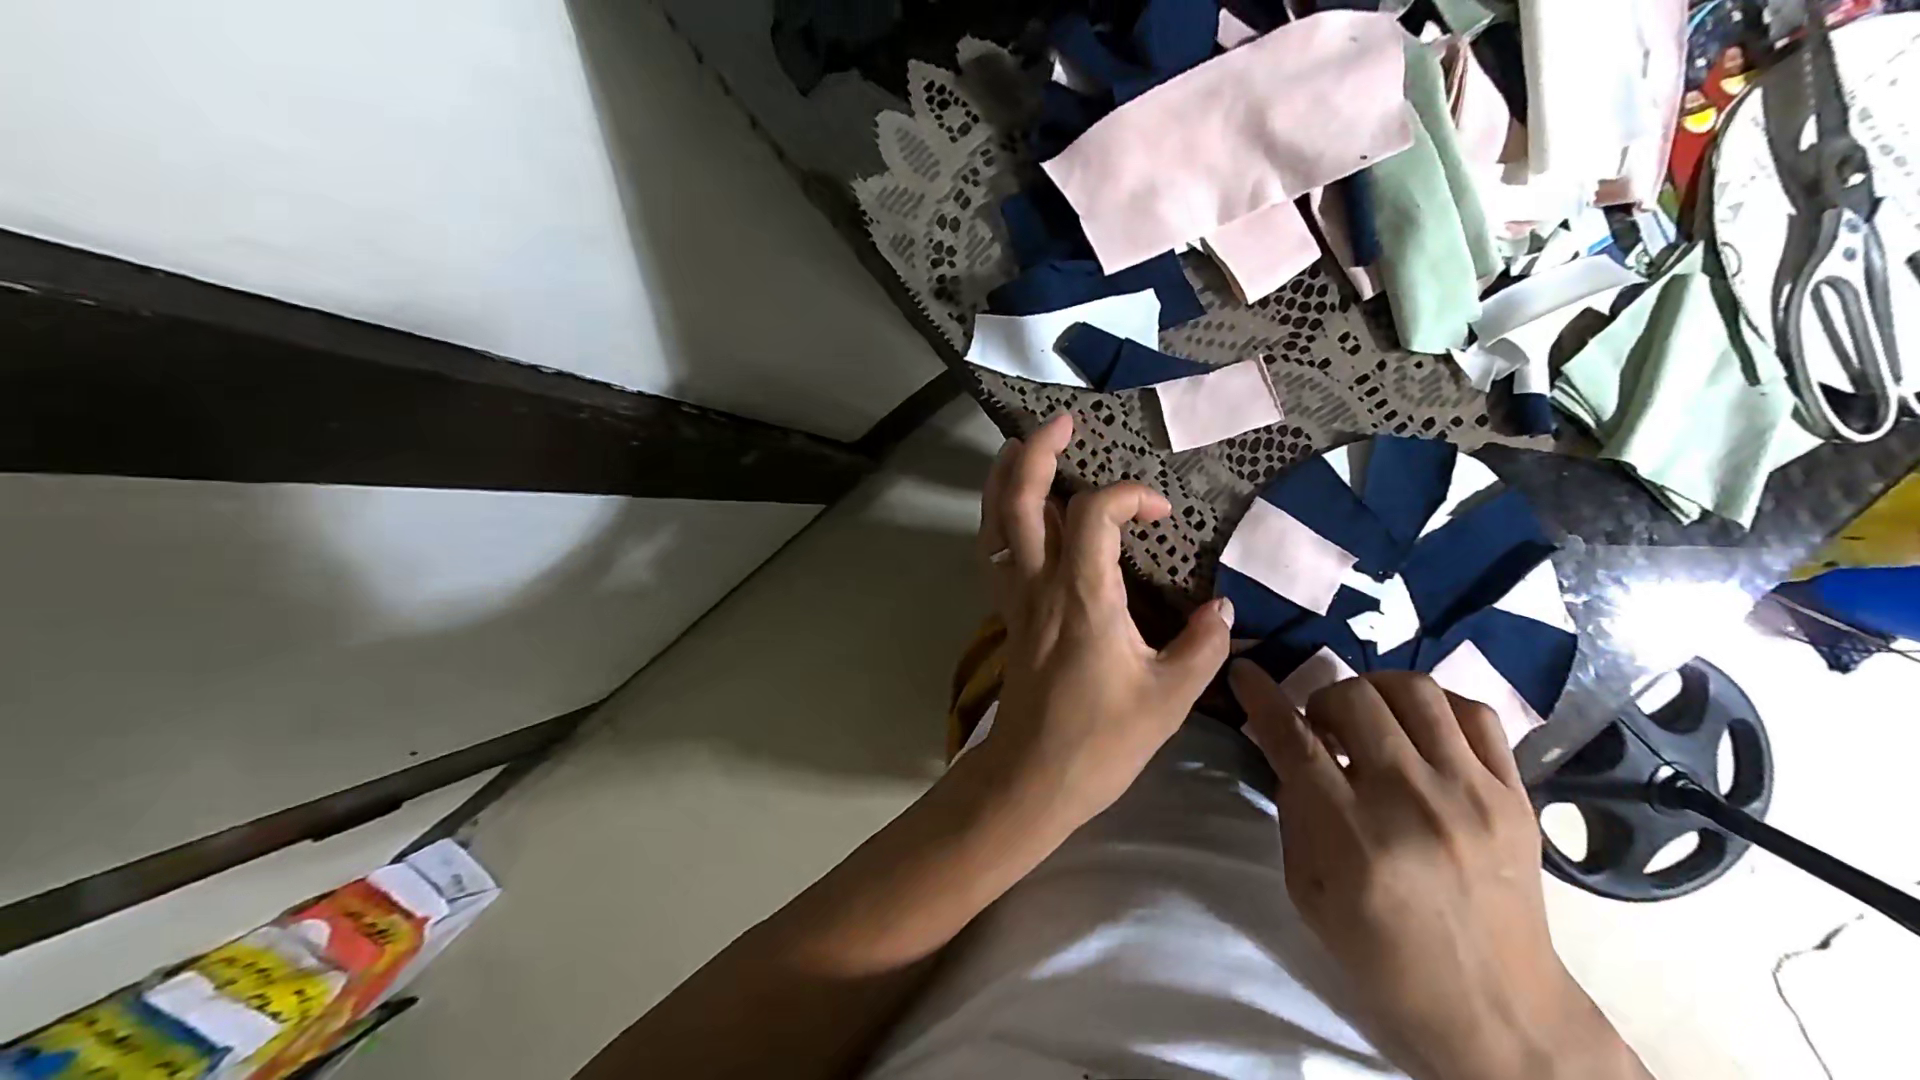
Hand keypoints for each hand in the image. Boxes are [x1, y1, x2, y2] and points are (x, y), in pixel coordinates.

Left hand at [974, 414, 1232, 825]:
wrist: (1034, 778)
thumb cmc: (1102, 740)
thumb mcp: (1170, 696)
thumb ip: (1202, 645)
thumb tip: (1223, 609)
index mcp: (1082, 595)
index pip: (1093, 513)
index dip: (1127, 495)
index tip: (1158, 510)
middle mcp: (1039, 584)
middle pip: (1019, 500)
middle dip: (1036, 453)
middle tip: (1061, 424)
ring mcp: (1016, 597)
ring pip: (995, 521)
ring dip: (1005, 477)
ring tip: (1025, 448)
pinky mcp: (1009, 614)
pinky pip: (996, 549)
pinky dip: (1002, 517)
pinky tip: (1018, 511)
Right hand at [1229, 666, 1649, 1079]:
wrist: (1499, 1010)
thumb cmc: (1383, 955)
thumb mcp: (1308, 890)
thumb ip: (1295, 813)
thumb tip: (1291, 751)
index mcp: (1353, 837)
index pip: (1294, 740)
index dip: (1262, 697)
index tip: (1245, 673)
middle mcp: (1412, 803)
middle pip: (1353, 699)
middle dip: (1321, 698)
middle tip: (1320, 725)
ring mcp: (1472, 794)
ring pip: (1416, 690)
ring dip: (1375, 690)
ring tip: (1369, 718)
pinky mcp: (1516, 795)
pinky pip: (1476, 713)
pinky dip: (1437, 707)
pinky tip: (1420, 731)